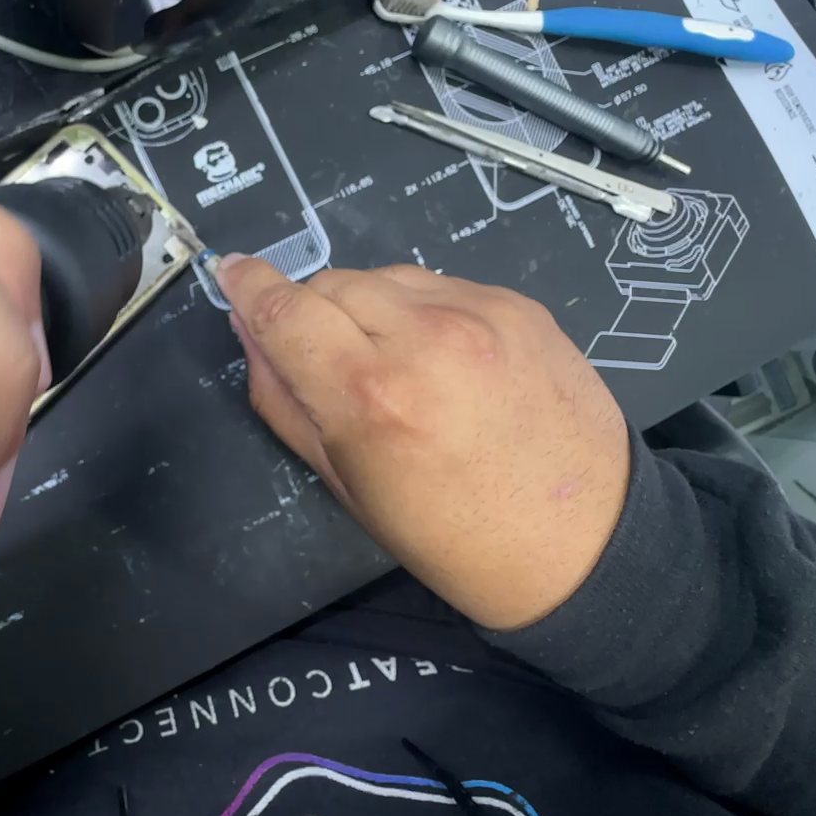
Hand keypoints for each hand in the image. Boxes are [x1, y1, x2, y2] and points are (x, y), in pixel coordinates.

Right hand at [219, 256, 629, 631]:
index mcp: (370, 394)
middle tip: (330, 357)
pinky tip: (441, 355)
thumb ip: (282, 397)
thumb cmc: (447, 534)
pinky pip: (435, 284)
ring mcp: (478, 311)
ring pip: (380, 276)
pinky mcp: (517, 303)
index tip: (230, 270)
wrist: (585, 545)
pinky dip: (417, 309)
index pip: (284, 312)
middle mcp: (422, 336)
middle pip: (329, 283)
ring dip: (364, 305)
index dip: (249, 285)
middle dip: (311, 310)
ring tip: (393, 359)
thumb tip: (249, 329)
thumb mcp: (343, 481)